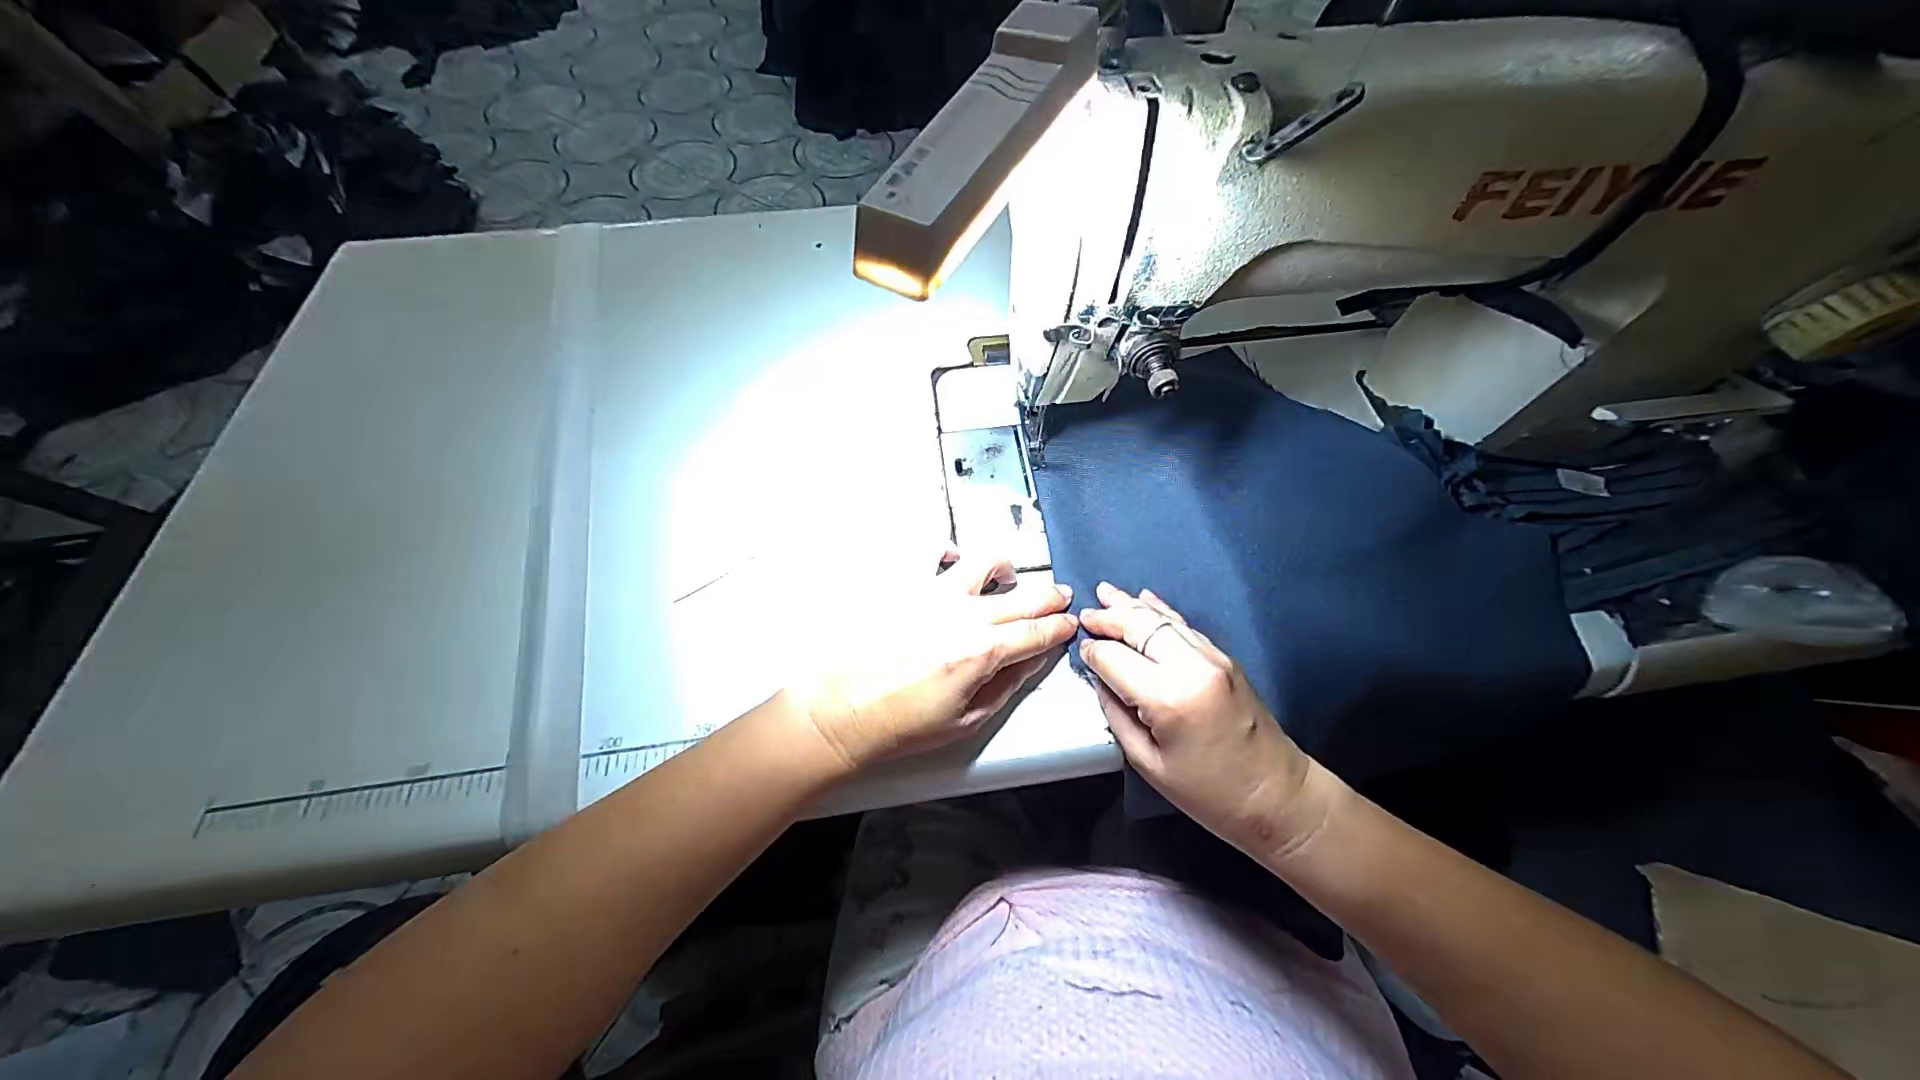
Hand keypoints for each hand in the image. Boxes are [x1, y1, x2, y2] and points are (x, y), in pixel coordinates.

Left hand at [792, 551, 1077, 770]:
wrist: (845, 710)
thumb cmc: (900, 722)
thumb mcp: (967, 719)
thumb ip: (1006, 684)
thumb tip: (1030, 662)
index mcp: (981, 652)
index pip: (1036, 632)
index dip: (1059, 628)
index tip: (1068, 624)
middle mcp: (963, 616)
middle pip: (1023, 596)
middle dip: (1049, 597)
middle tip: (1060, 597)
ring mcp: (935, 597)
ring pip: (985, 564)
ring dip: (1006, 569)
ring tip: (1010, 576)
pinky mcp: (910, 590)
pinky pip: (942, 561)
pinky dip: (959, 561)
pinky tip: (961, 568)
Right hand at [1079, 583, 1336, 860]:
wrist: (1275, 794)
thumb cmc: (1208, 792)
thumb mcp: (1146, 761)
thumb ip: (1116, 713)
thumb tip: (1101, 680)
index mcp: (1168, 697)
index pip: (1114, 658)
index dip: (1092, 652)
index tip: (1080, 650)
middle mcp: (1192, 667)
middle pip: (1139, 626)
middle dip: (1109, 618)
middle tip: (1086, 613)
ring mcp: (1213, 658)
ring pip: (1162, 619)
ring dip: (1132, 606)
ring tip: (1106, 594)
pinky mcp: (1224, 659)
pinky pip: (1185, 625)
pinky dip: (1161, 611)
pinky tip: (1144, 600)